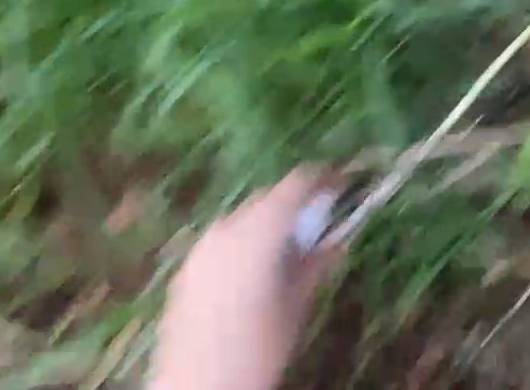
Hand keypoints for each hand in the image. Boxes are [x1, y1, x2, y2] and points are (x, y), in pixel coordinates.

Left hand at [149, 168, 343, 389]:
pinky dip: (244, 242)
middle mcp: (229, 227)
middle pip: (270, 197)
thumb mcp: (298, 305)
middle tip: (318, 226)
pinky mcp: (186, 269)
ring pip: (245, 217)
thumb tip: (341, 238)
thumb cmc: (258, 349)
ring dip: (268, 223)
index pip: (298, 183)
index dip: (324, 180)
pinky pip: (224, 239)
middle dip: (296, 204)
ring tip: (285, 252)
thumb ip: (319, 263)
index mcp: (261, 229)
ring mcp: (203, 247)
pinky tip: (253, 273)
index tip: (343, 187)